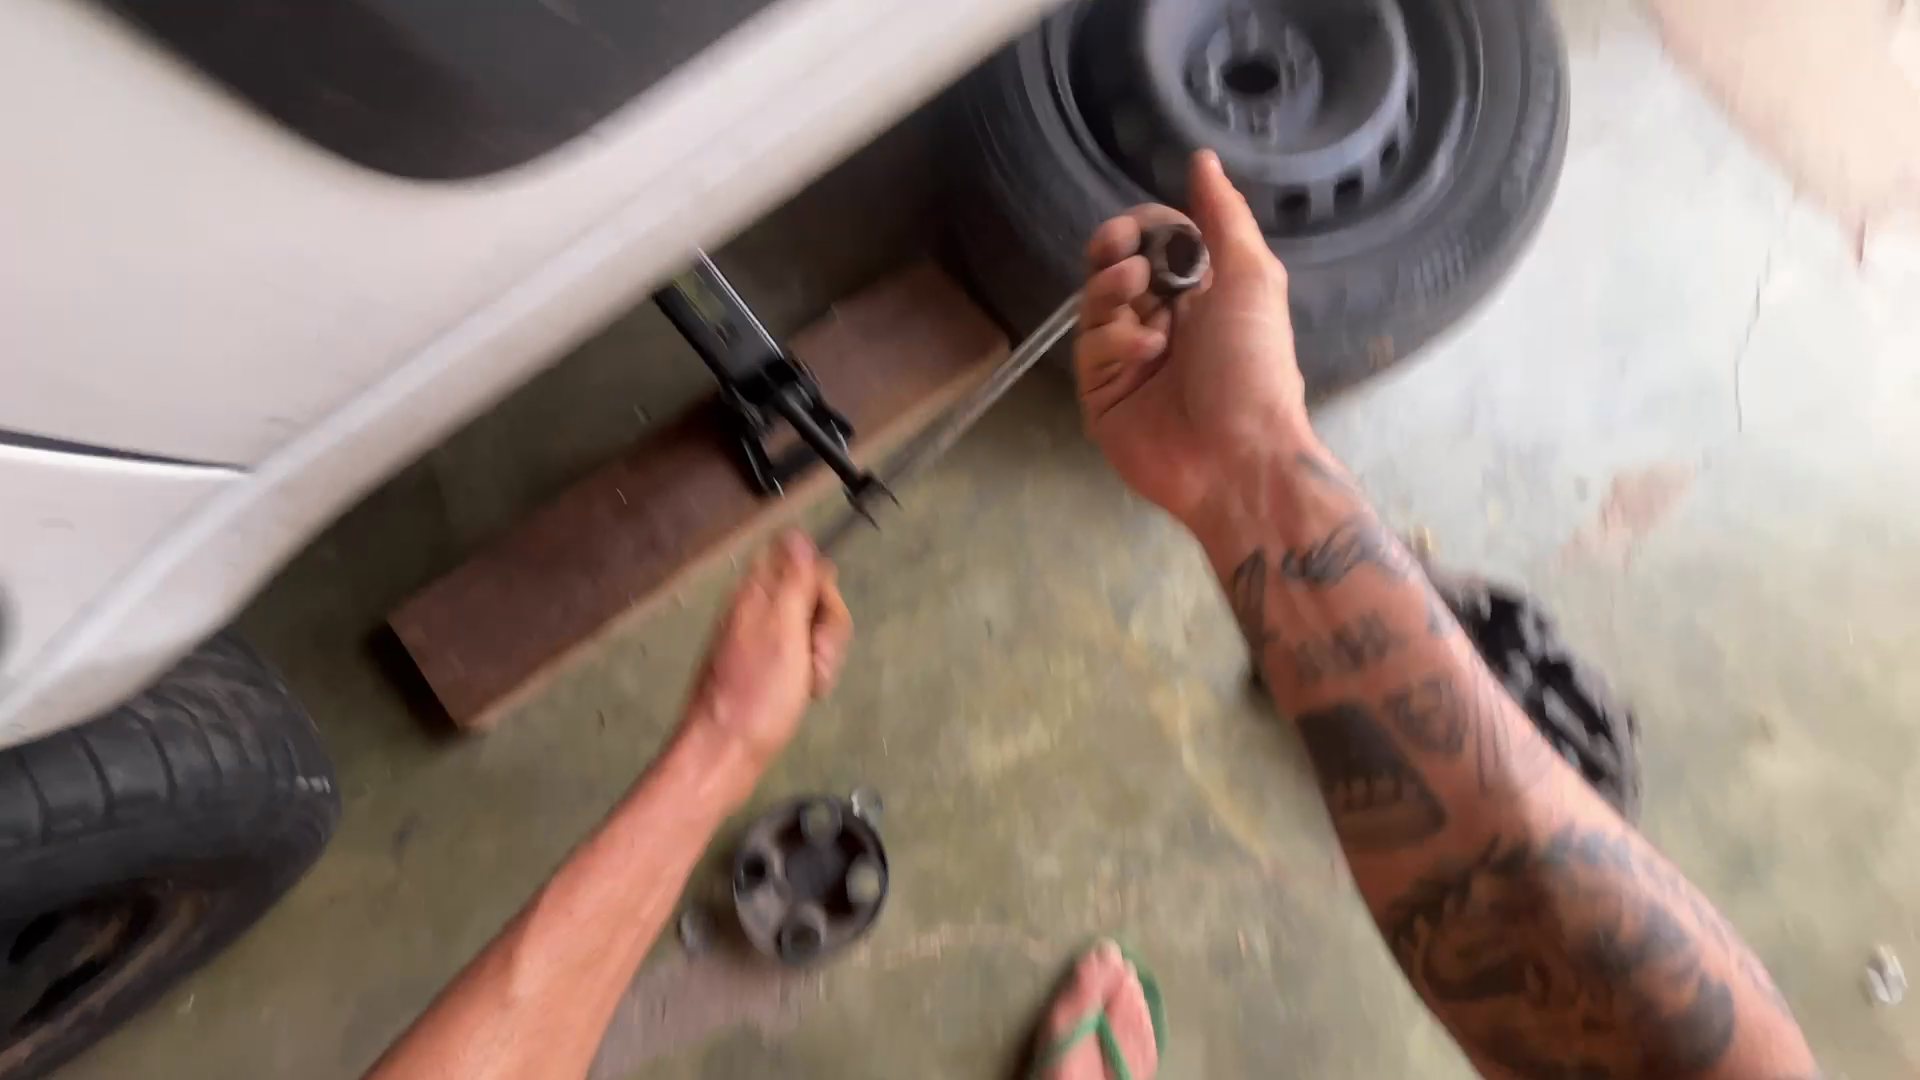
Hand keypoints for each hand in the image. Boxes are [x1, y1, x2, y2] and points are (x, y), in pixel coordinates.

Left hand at [682, 531, 851, 766]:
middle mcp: (758, 610)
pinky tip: (805, 691)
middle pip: (815, 597)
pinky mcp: (768, 666)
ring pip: (813, 628)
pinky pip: (803, 653)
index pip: (806, 565)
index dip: (822, 590)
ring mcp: (763, 639)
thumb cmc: (757, 696)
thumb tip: (796, 532)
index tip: (817, 620)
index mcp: (757, 595)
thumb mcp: (782, 632)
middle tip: (813, 658)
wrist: (724, 754)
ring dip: (823, 654)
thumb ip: (793, 582)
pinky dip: (812, 672)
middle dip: (826, 628)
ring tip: (809, 682)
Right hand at [1074, 150, 1309, 525]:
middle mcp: (1158, 322)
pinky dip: (1113, 344)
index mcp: (1197, 294)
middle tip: (1118, 249)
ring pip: (1094, 307)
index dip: (1140, 227)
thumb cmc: (1252, 365)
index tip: (1138, 227)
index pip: (1153, 244)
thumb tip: (1201, 159)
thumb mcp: (1251, 278)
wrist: (1237, 455)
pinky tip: (1145, 352)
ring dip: (1111, 291)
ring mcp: (1126, 360)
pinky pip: (1089, 353)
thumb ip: (1222, 217)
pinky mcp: (1101, 395)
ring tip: (1137, 293)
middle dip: (1113, 252)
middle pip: (1113, 270)